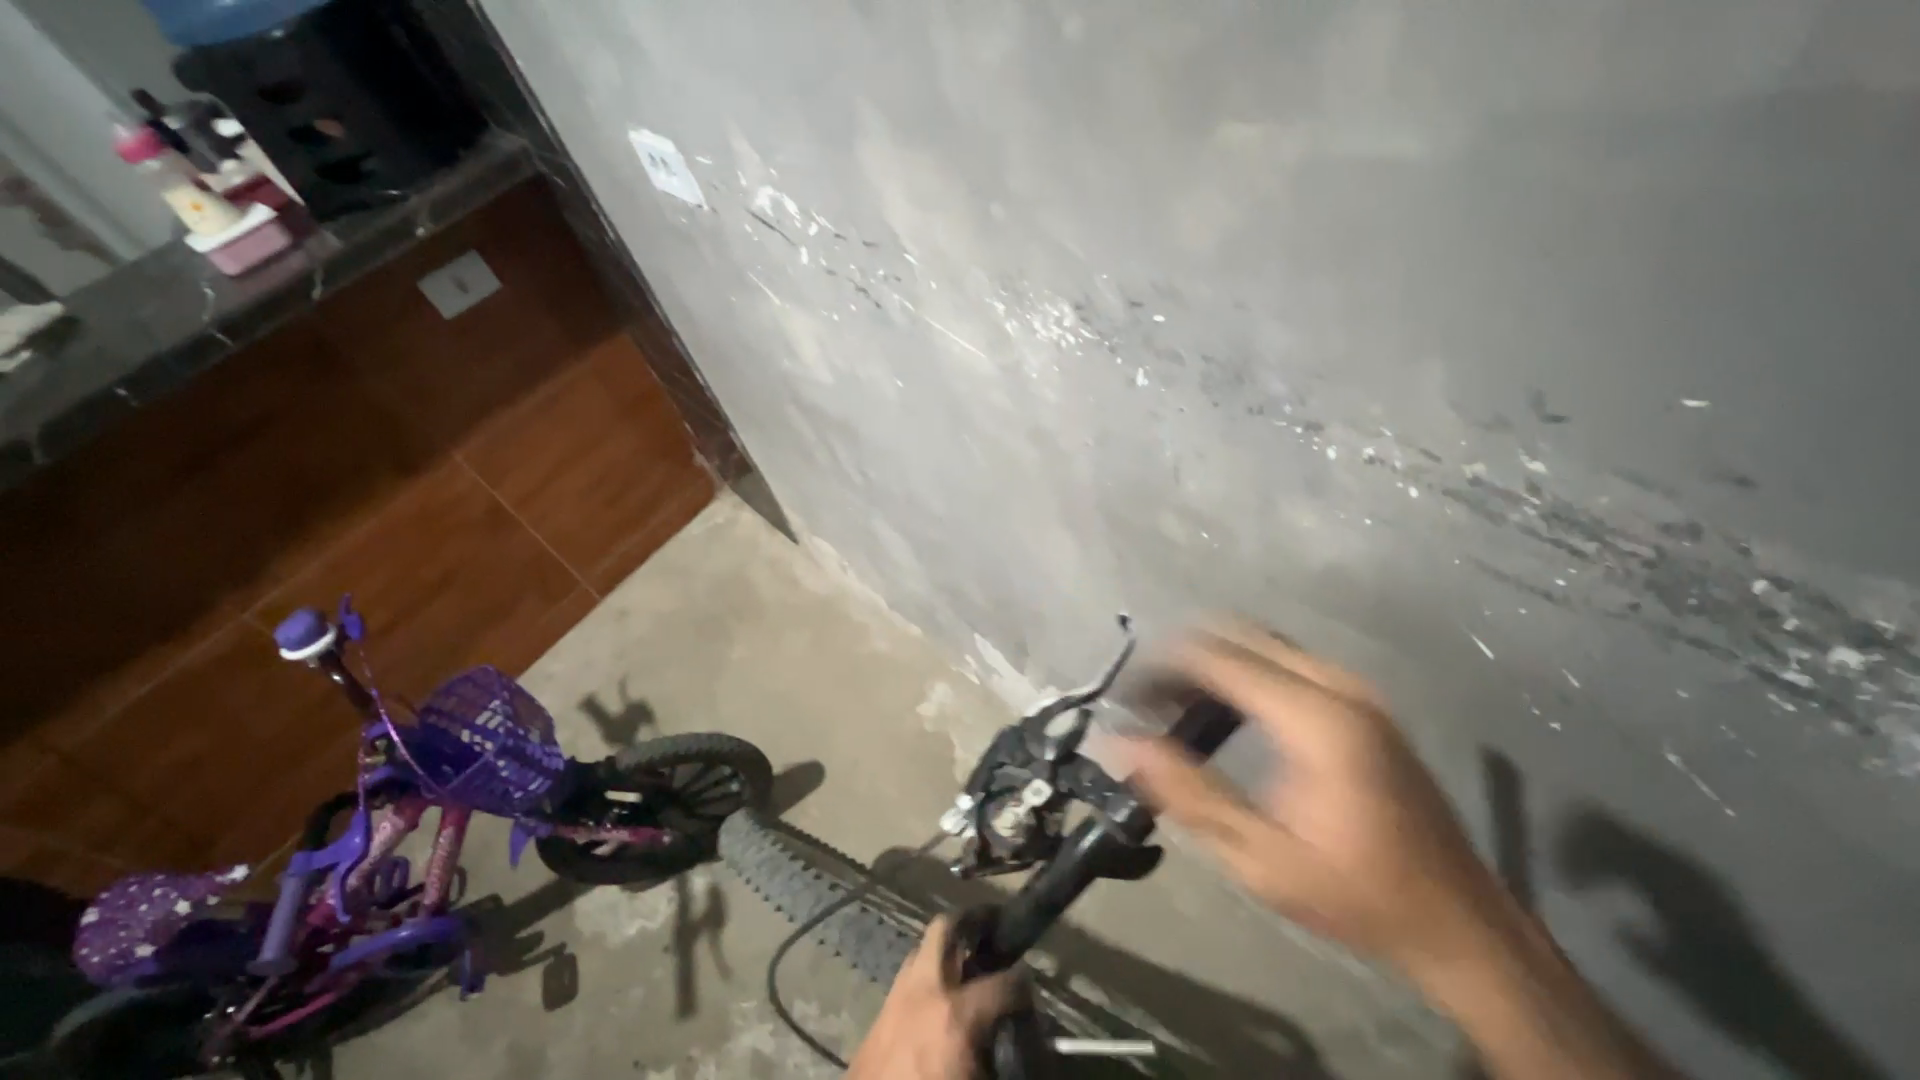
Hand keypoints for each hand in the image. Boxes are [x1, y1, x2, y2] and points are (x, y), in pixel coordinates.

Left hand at [846, 915, 1020, 1079]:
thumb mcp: (979, 1075)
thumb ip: (1001, 1048)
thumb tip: (1014, 1029)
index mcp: (956, 1016)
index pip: (1007, 983)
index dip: (1025, 983)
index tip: (1030, 988)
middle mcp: (925, 991)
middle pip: (947, 929)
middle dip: (973, 921)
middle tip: (994, 926)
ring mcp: (898, 994)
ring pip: (923, 946)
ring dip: (947, 945)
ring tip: (968, 956)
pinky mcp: (881, 1008)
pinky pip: (910, 972)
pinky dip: (929, 969)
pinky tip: (942, 988)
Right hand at [1122, 619, 1516, 983]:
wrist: (1455, 918)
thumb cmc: (1354, 893)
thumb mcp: (1260, 857)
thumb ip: (1187, 793)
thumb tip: (1119, 745)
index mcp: (1314, 716)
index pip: (1216, 655)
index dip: (1160, 668)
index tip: (1124, 699)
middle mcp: (1338, 685)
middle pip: (1240, 634)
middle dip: (1182, 658)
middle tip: (1144, 702)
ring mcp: (1358, 691)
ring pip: (1265, 644)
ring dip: (1213, 664)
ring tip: (1173, 708)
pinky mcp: (1365, 705)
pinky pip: (1288, 663)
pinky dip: (1245, 673)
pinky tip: (1224, 717)